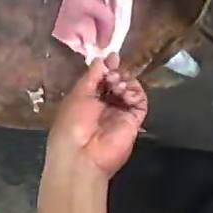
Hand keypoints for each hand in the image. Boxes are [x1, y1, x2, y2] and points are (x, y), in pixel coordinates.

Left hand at [47, 61, 147, 180]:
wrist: (83, 155)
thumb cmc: (72, 123)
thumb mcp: (78, 95)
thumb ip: (92, 75)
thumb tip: (104, 59)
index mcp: (88, 100)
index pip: (102, 79)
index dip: (107, 68)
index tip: (112, 57)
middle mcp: (105, 105)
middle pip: (118, 82)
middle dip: (117, 73)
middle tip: (113, 73)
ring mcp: (121, 113)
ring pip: (130, 89)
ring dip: (125, 81)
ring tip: (117, 83)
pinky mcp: (134, 120)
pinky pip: (139, 102)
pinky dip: (135, 92)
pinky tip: (126, 92)